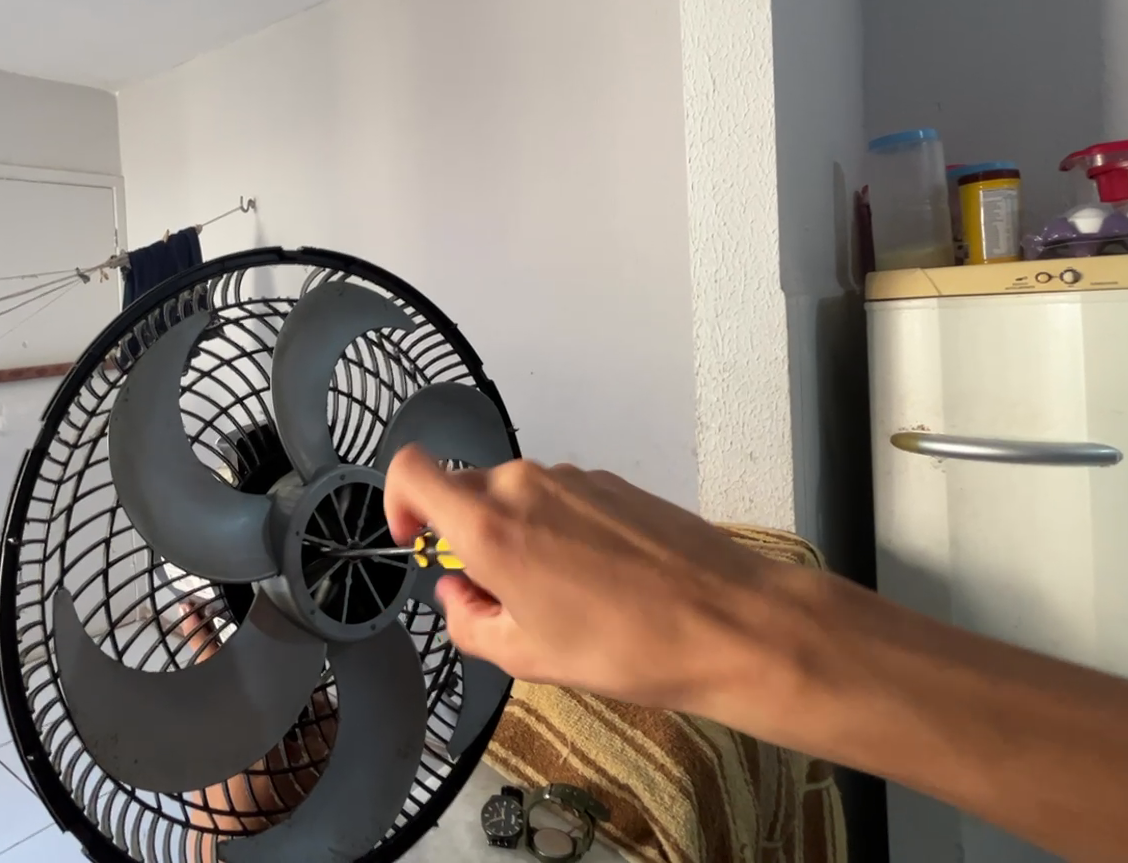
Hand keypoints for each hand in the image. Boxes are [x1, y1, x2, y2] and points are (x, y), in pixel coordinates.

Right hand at [382, 445, 798, 716]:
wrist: (729, 621)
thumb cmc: (620, 647)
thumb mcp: (526, 656)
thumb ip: (468, 620)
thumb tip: (458, 591)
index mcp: (489, 524)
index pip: (411, 470)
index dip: (397, 501)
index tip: (417, 541)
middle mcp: (520, 483)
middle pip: (463, 492)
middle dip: (465, 535)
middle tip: (501, 592)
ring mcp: (567, 475)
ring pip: (511, 495)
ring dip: (513, 533)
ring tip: (560, 590)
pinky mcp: (605, 478)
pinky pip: (554, 494)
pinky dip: (553, 525)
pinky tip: (597, 571)